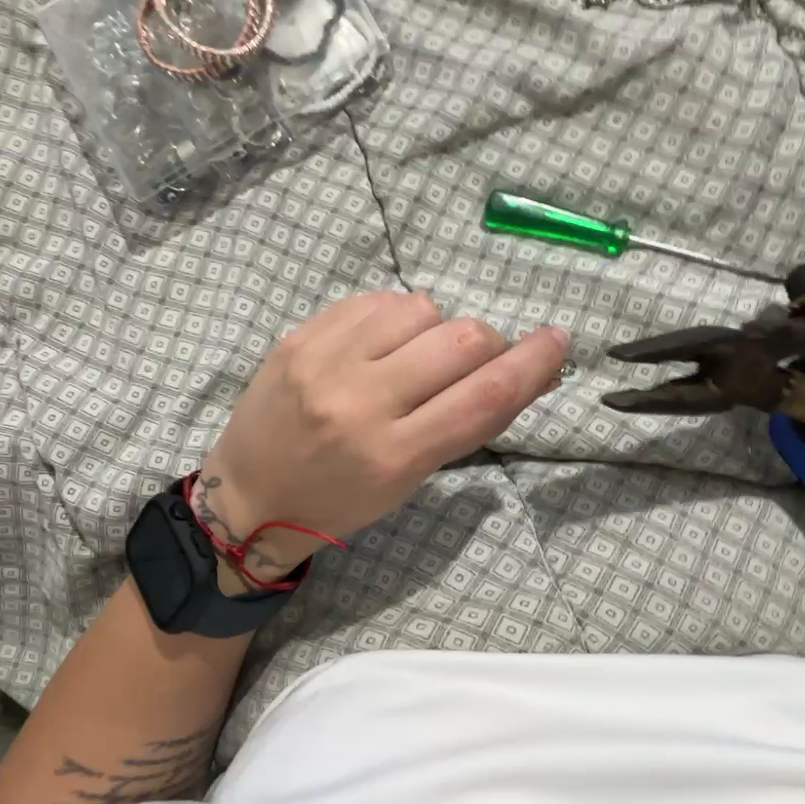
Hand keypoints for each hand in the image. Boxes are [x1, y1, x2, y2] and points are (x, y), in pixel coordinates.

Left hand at [194, 292, 568, 587]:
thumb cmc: (337, 503)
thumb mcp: (407, 481)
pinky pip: (375, 300)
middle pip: (461, 341)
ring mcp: (324, 363)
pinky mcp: (299, 336)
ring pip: (421, 308)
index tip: (559, 341)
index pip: (484, 397)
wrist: (245, 496)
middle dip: (489, 344)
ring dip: (438, 328)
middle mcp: (360, 403)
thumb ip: (462, 425)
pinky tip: (384, 343)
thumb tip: (520, 375)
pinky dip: (397, 317)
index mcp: (393, 457)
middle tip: (478, 360)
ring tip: (418, 356)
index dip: (534, 364)